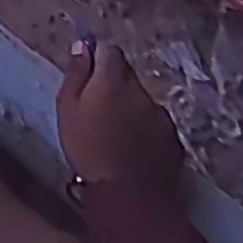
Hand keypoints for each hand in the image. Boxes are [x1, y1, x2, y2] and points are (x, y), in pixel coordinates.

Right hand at [55, 38, 184, 194]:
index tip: (85, 70)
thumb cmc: (88, 147)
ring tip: (113, 127)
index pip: (110, 51)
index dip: (97, 56)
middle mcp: (141, 92)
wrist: (130, 198)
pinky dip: (143, 124)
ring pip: (141, 98)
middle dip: (112, 81)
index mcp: (113, 80)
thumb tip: (82, 45)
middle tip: (94, 103)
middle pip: (126, 74)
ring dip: (128, 103)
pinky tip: (132, 143)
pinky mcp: (175, 141)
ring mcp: (162, 117)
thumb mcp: (68, 106)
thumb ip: (76, 72)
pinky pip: (154, 121)